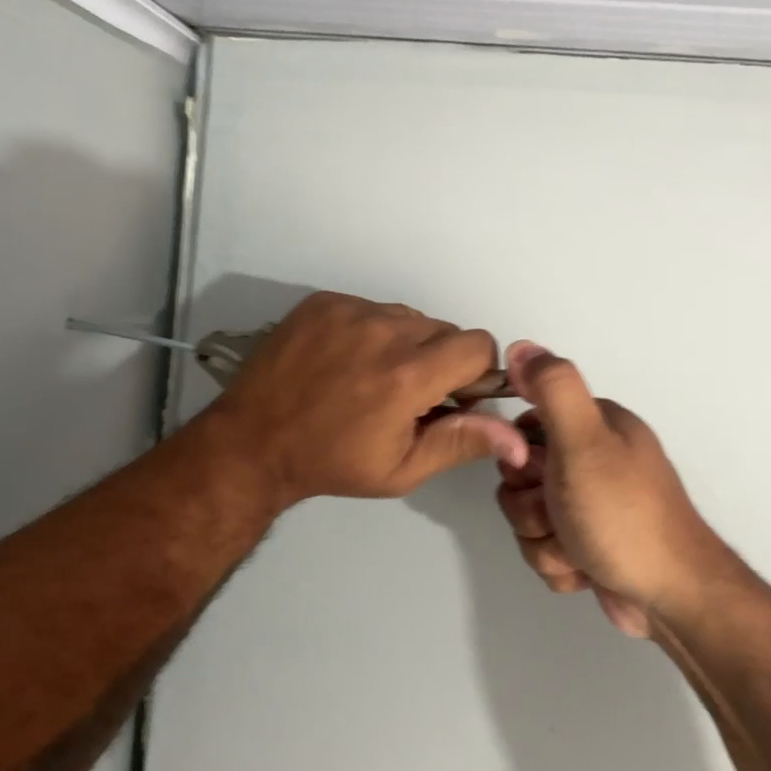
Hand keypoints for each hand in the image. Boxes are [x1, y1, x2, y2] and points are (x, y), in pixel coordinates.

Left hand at [201, 292, 527, 506]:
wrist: (253, 441)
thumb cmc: (332, 462)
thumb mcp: (401, 468)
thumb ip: (461, 441)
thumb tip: (516, 435)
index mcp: (408, 375)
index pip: (478, 345)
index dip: (473, 372)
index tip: (451, 396)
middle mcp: (383, 330)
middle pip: (443, 329)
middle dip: (438, 359)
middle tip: (407, 394)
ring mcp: (349, 310)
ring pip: (407, 316)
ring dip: (404, 343)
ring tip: (370, 377)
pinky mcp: (323, 302)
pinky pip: (369, 307)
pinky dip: (368, 330)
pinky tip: (344, 361)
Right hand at [495, 341, 727, 637]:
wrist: (670, 598)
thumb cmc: (624, 514)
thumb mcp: (585, 441)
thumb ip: (552, 390)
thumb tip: (522, 346)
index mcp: (597, 428)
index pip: (525, 427)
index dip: (518, 455)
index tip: (535, 471)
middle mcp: (595, 462)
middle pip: (520, 479)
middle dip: (529, 506)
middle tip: (558, 513)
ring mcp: (593, 507)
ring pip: (529, 519)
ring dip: (544, 541)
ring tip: (577, 548)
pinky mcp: (591, 547)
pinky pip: (546, 550)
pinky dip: (559, 564)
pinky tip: (585, 569)